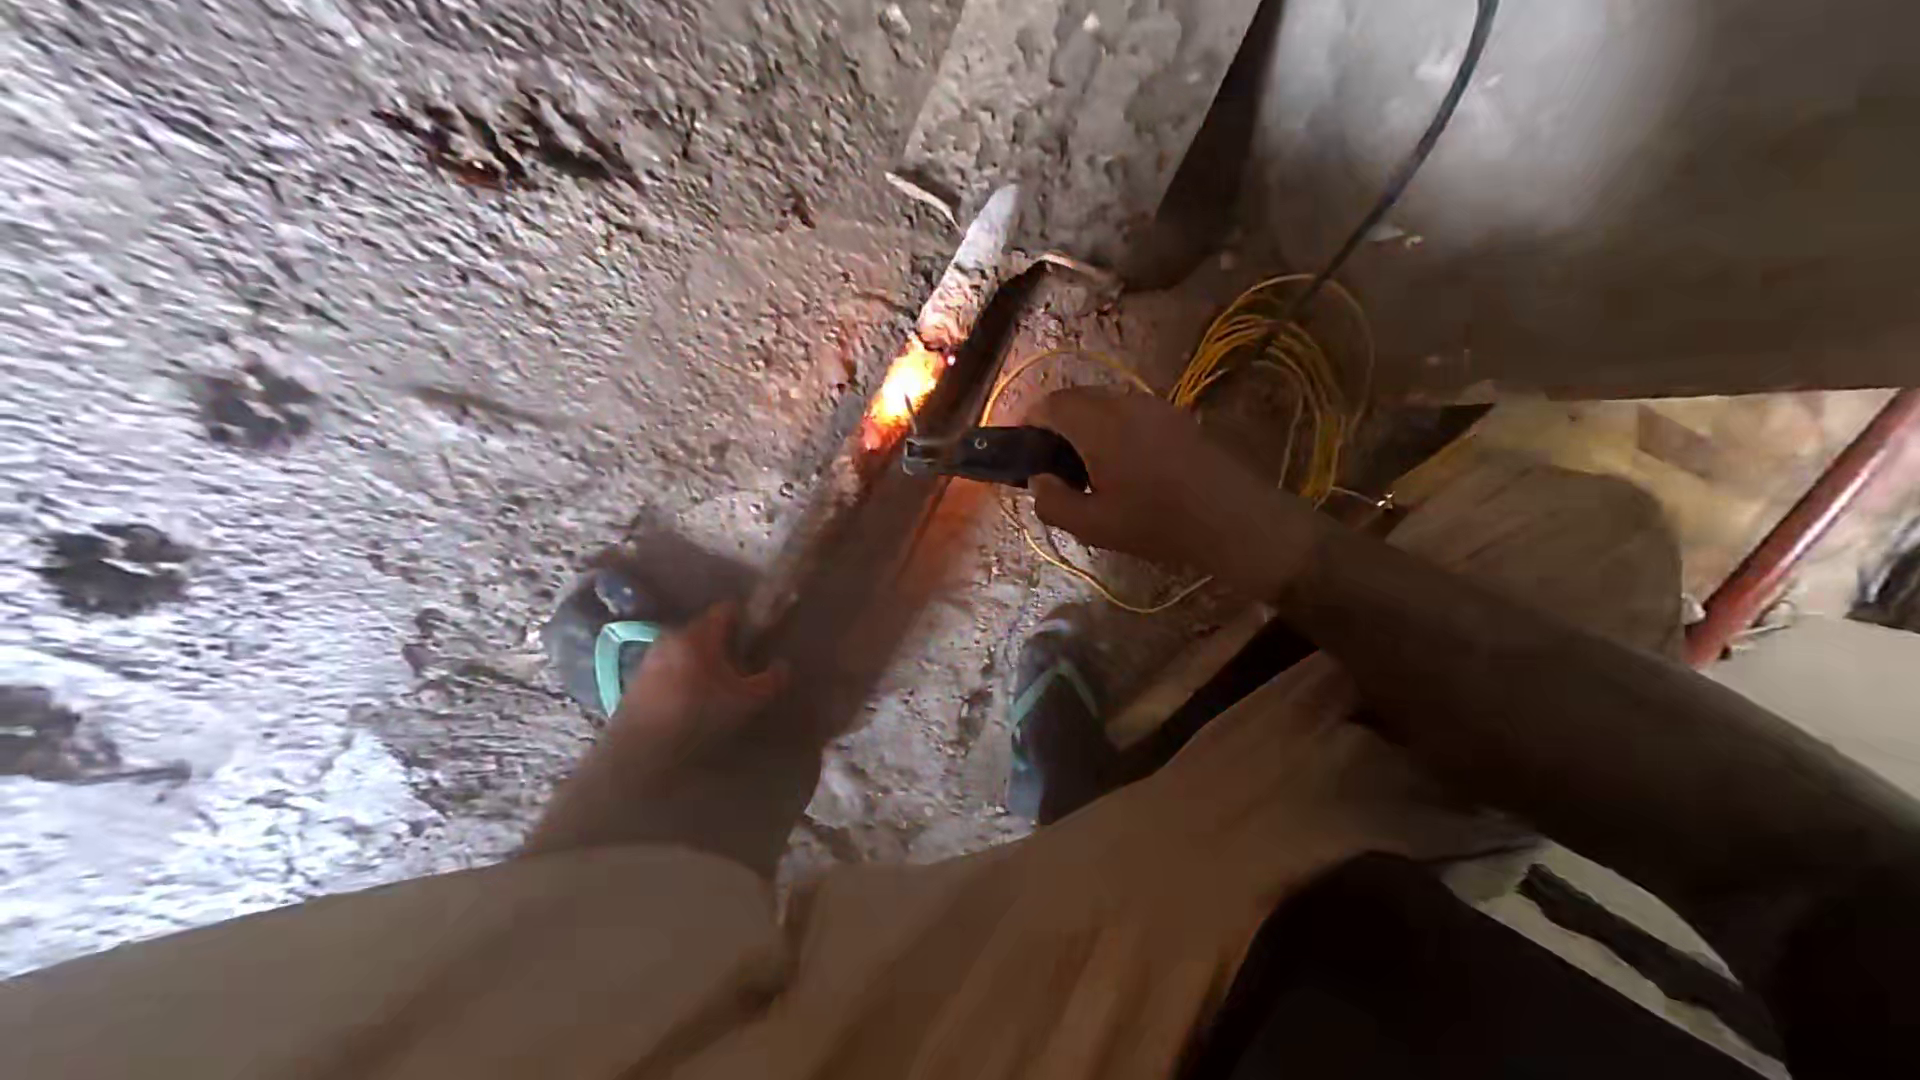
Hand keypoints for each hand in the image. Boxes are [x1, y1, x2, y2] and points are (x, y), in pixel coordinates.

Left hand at [610, 602, 786, 747]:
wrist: (640, 752)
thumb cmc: (699, 716)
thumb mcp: (747, 701)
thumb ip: (771, 679)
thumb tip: (783, 665)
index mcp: (700, 634)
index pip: (727, 609)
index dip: (746, 620)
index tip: (757, 639)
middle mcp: (672, 636)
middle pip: (706, 630)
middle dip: (725, 644)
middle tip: (742, 667)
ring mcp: (650, 658)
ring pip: (686, 650)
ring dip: (702, 661)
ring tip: (716, 688)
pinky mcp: (635, 680)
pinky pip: (668, 668)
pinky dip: (683, 677)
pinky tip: (690, 703)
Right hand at [1027, 387, 1318, 592]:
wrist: (1234, 519)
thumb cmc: (1157, 524)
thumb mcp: (1093, 525)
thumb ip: (1052, 502)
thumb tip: (1038, 479)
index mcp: (1098, 424)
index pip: (1050, 404)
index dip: (1028, 421)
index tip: (1021, 450)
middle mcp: (1124, 403)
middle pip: (1075, 397)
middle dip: (1054, 422)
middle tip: (1050, 461)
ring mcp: (1154, 405)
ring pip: (1104, 402)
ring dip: (1084, 424)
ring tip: (1085, 465)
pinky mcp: (1176, 415)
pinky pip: (1129, 410)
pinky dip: (1111, 426)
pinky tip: (1122, 464)